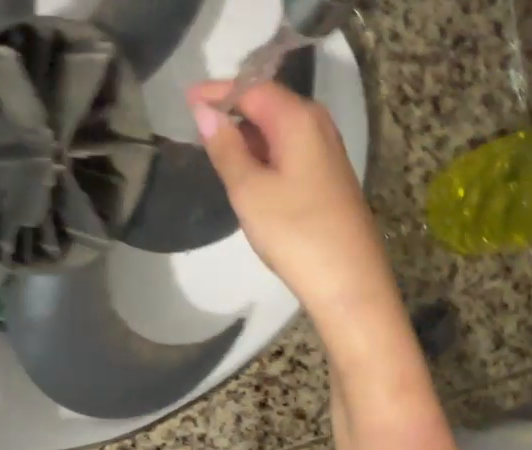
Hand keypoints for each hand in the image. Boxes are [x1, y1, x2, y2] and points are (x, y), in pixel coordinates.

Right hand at [188, 80, 389, 309]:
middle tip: (196, 124)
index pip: (252, 89)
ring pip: (278, 129)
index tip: (185, 99)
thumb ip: (226, 149)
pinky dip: (262, 152)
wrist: (346, 278)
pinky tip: (245, 171)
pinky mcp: (326, 177)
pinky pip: (288, 149)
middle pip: (268, 104)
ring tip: (214, 148)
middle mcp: (316, 124)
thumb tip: (206, 113)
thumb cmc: (294, 232)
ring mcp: (324, 151)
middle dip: (233, 109)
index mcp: (298, 119)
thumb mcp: (249, 191)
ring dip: (246, 134)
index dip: (218, 93)